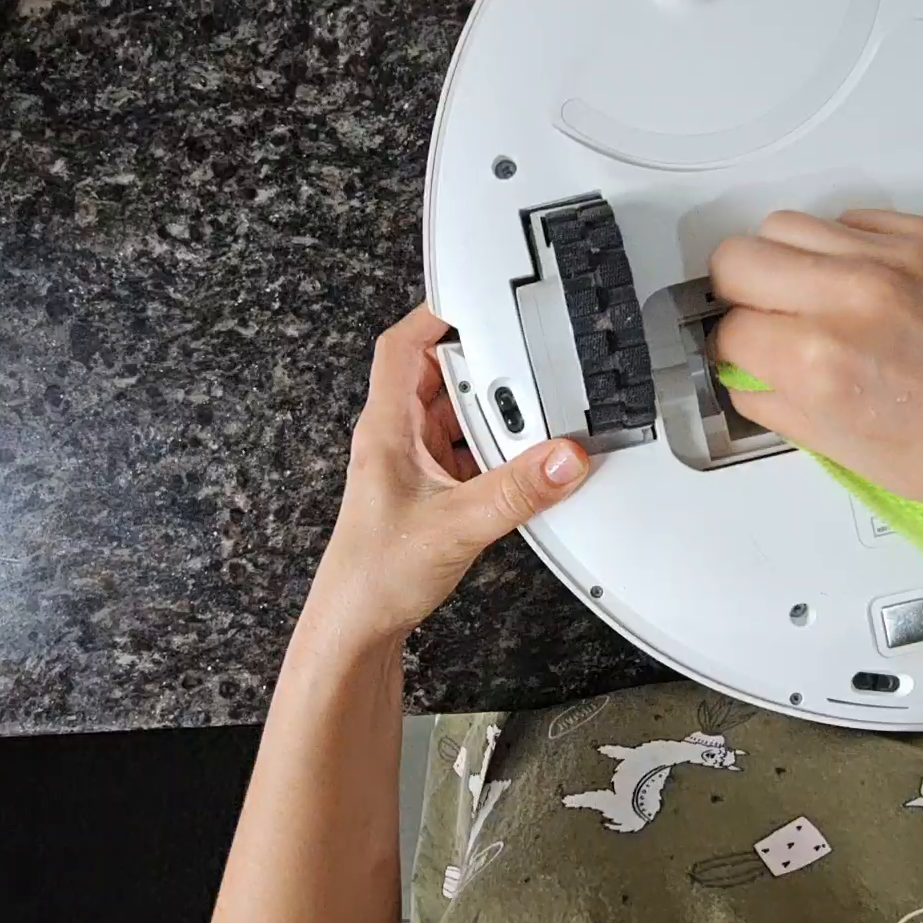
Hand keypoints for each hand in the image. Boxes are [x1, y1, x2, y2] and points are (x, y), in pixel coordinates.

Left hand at [307, 306, 589, 642]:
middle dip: (484, 367)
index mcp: (387, 428)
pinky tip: (519, 461)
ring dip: (493, 413)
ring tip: (528, 418)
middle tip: (524, 367)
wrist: (358, 625)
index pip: (401, 347)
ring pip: (458, 413)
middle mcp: (399, 437)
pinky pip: (468, 448)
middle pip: (441, 374)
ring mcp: (416, 462)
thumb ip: (515, 491)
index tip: (476, 296)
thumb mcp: (454, 526)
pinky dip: (495, 448)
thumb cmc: (373, 574)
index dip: (435, 313)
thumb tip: (563, 458)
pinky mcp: (433, 486)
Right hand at [709, 210, 922, 519]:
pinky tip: (859, 284)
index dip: (728, 347)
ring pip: (785, 225)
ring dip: (782, 262)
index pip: (729, 327)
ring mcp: (893, 257)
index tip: (741, 352)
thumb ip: (765, 397)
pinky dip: (840, 249)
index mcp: (816, 360)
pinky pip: (849, 219)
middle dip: (735, 292)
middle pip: (737, 257)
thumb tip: (737, 365)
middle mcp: (849, 296)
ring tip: (809, 295)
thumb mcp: (829, 445)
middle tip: (759, 315)